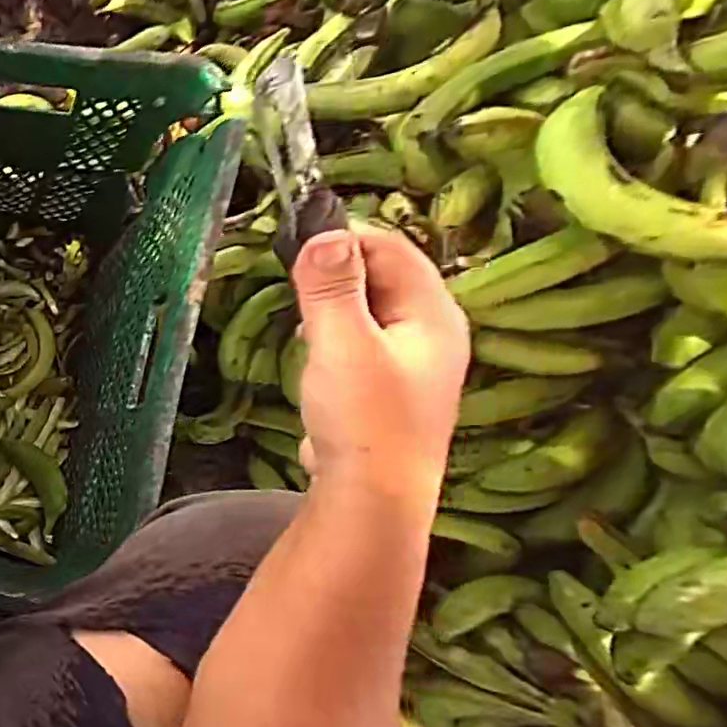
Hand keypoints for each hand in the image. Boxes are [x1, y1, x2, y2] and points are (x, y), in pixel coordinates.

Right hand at [291, 226, 468, 500]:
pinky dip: (335, 330)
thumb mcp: (342, 346)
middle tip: (293, 277)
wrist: (373, 492)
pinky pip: (362, 337)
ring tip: (301, 313)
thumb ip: (331, 289)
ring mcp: (410, 359)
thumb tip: (323, 233)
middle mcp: (431, 330)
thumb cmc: (362, 417)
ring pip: (371, 307)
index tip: (298, 240)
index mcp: (433, 313)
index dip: (346, 237)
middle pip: (385, 275)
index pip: (392, 249)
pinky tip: (314, 346)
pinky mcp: (386, 383)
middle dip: (337, 269)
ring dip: (334, 301)